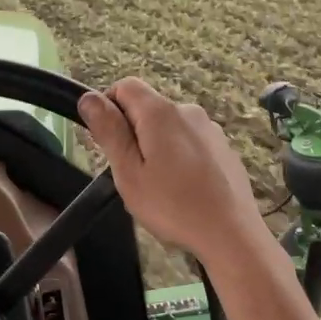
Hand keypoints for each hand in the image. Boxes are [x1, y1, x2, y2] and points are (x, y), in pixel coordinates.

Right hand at [78, 78, 269, 268]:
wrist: (231, 233)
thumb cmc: (172, 206)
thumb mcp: (129, 173)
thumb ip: (109, 131)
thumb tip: (88, 98)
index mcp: (160, 112)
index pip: (125, 86)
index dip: (108, 108)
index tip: (107, 143)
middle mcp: (188, 111)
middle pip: (149, 108)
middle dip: (133, 134)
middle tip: (131, 175)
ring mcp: (211, 129)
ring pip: (170, 129)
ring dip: (157, 148)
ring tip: (159, 188)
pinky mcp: (224, 149)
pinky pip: (191, 144)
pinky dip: (180, 159)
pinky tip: (184, 191)